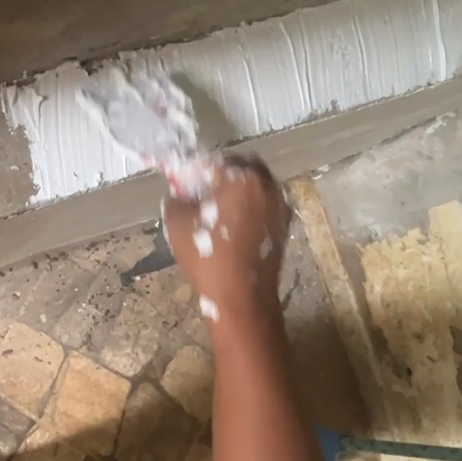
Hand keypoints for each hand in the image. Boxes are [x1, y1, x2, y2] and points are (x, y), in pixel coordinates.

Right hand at [163, 156, 288, 325]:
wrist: (243, 298)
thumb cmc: (209, 259)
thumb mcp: (177, 224)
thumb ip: (177, 199)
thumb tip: (182, 193)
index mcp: (242, 178)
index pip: (214, 161)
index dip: (194, 170)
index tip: (182, 182)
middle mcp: (268, 185)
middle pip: (241, 169)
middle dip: (220, 176)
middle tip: (200, 193)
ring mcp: (280, 206)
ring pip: (255, 187)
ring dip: (236, 191)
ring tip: (215, 210)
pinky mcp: (284, 225)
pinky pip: (263, 205)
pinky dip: (248, 207)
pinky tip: (230, 225)